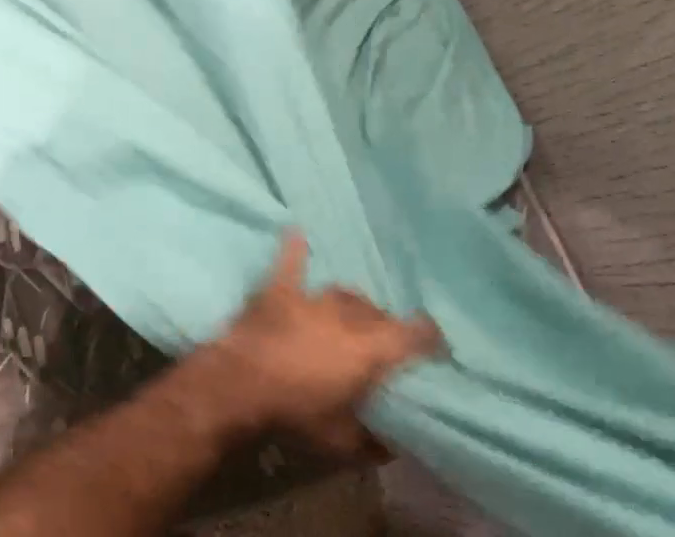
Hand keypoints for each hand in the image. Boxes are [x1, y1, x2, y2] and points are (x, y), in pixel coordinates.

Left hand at [167, 230, 440, 459]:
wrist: (236, 386)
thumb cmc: (294, 415)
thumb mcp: (343, 442)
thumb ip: (374, 442)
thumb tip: (392, 443)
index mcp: (369, 351)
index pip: (414, 336)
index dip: (430, 338)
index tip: (437, 343)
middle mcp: (344, 318)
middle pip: (375, 313)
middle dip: (385, 325)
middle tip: (385, 341)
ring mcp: (307, 301)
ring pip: (340, 294)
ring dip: (351, 304)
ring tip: (354, 313)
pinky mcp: (274, 293)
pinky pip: (286, 265)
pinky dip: (293, 249)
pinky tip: (296, 231)